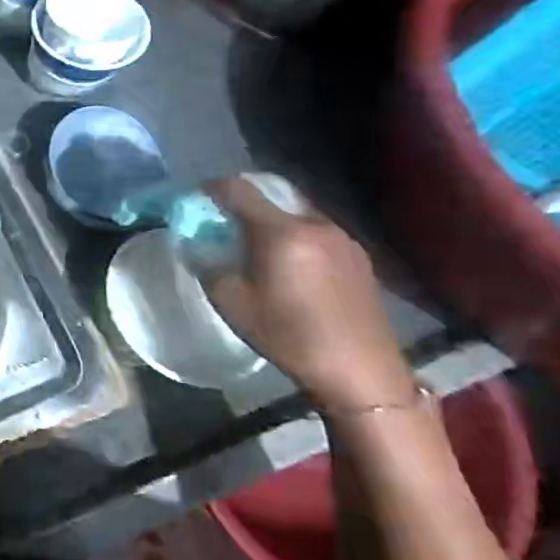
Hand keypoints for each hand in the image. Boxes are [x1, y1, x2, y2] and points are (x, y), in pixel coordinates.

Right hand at [201, 177, 417, 410]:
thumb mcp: (232, 303)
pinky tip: (291, 264)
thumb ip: (208, 264)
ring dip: (272, 221)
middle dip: (244, 205)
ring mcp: (342, 238)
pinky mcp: (359, 256)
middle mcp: (315, 224)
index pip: (239, 189)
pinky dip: (296, 236)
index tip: (197, 198)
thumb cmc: (290, 336)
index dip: (213, 188)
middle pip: (271, 197)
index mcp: (281, 232)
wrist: (361, 372)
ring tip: (257, 246)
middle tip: (225, 224)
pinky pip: (317, 232)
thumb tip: (198, 244)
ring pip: (296, 214)